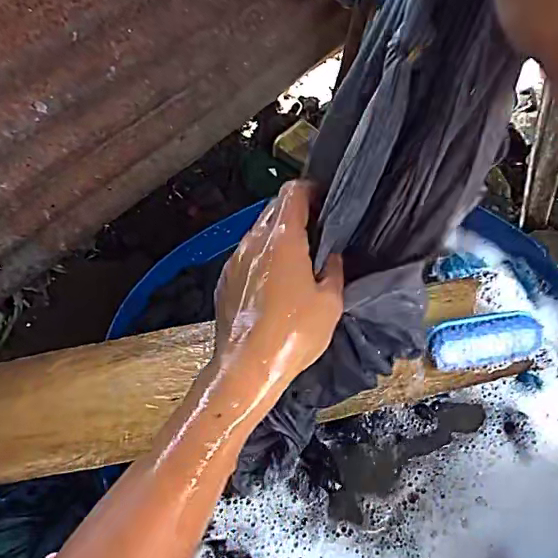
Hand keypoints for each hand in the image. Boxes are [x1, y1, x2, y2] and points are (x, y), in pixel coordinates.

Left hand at [211, 180, 344, 397]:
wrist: (247, 367)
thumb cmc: (293, 333)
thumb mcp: (330, 303)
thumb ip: (333, 271)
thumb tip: (331, 258)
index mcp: (282, 239)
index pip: (292, 193)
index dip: (310, 190)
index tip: (324, 199)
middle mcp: (254, 242)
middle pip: (273, 209)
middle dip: (295, 212)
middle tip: (317, 230)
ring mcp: (235, 261)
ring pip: (257, 233)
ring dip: (277, 236)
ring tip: (297, 259)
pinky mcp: (224, 281)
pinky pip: (246, 257)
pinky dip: (262, 258)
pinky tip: (274, 283)